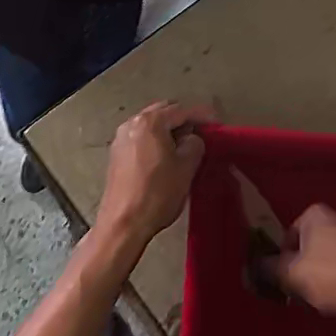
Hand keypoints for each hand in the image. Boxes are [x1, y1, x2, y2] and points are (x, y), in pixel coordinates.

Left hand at [96, 101, 213, 246]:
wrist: (123, 224)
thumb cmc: (157, 193)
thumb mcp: (186, 167)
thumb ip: (195, 143)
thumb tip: (192, 138)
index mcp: (150, 122)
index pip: (182, 111)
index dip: (203, 116)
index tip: (218, 123)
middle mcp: (131, 123)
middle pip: (164, 111)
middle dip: (184, 119)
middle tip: (202, 134)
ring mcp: (121, 138)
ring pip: (151, 124)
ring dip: (169, 129)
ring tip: (185, 145)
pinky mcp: (116, 154)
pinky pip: (142, 137)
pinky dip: (156, 139)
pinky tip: (166, 154)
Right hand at [268, 204, 335, 318]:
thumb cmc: (332, 277)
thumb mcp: (292, 275)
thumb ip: (270, 268)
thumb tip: (256, 265)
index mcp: (314, 213)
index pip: (287, 237)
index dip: (282, 262)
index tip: (287, 283)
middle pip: (307, 246)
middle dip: (302, 269)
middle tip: (302, 293)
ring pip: (325, 256)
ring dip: (319, 276)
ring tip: (323, 299)